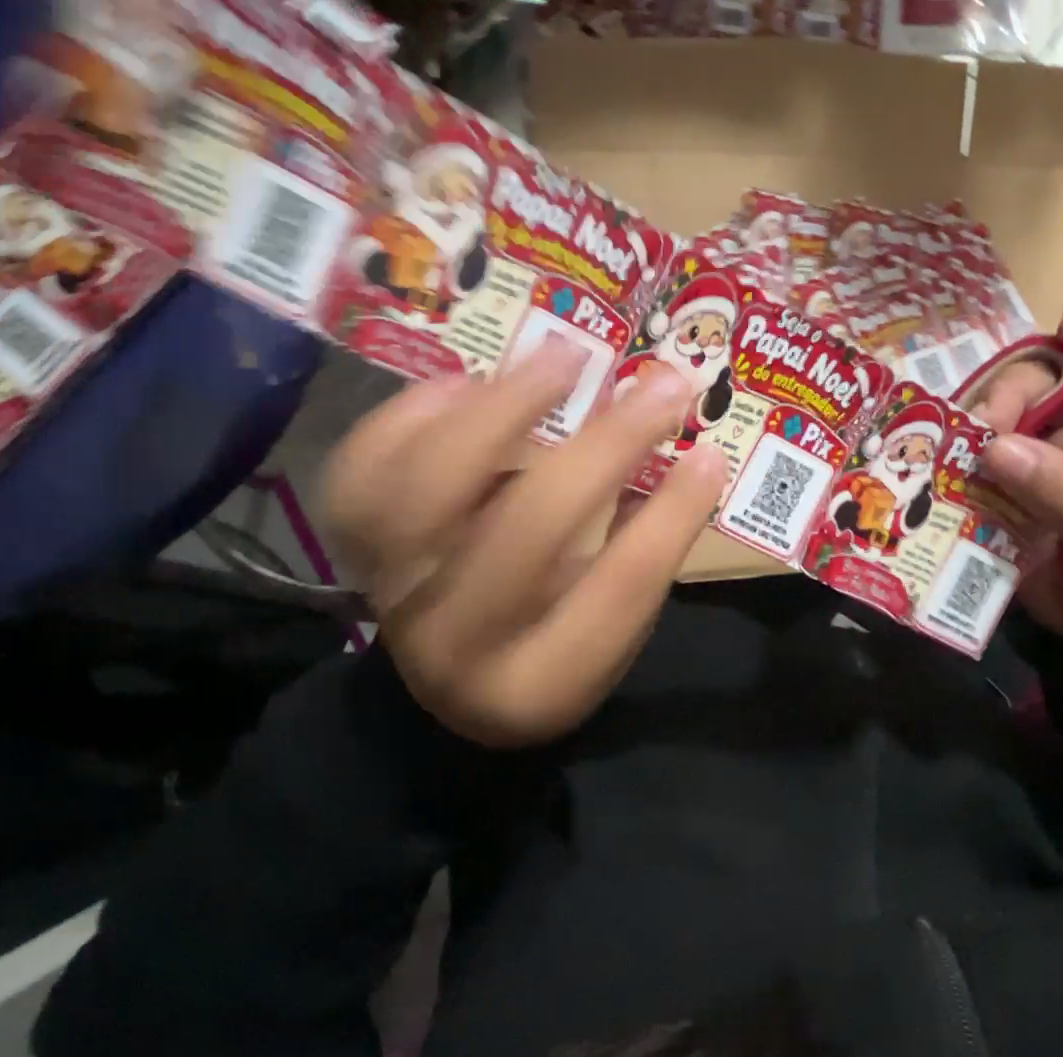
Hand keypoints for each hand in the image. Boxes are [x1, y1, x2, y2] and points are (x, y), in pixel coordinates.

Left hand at [323, 343, 724, 747]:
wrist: (434, 695)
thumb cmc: (546, 654)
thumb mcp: (606, 640)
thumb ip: (634, 562)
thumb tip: (681, 458)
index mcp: (538, 687)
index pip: (615, 592)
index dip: (671, 519)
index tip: (710, 454)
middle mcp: (454, 643)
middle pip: (526, 532)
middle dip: (606, 448)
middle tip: (659, 386)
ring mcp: (390, 591)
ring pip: (428, 489)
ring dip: (502, 409)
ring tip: (563, 355)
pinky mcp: (351, 548)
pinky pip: (366, 469)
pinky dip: (412, 414)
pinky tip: (467, 382)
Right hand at [968, 282, 1062, 652]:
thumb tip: (997, 445)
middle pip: (1057, 363)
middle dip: (1021, 383)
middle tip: (990, 424)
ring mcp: (1053, 444)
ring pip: (1011, 398)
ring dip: (984, 414)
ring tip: (964, 451)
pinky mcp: (1014, 474)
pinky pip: (981, 440)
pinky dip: (959, 444)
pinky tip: (946, 461)